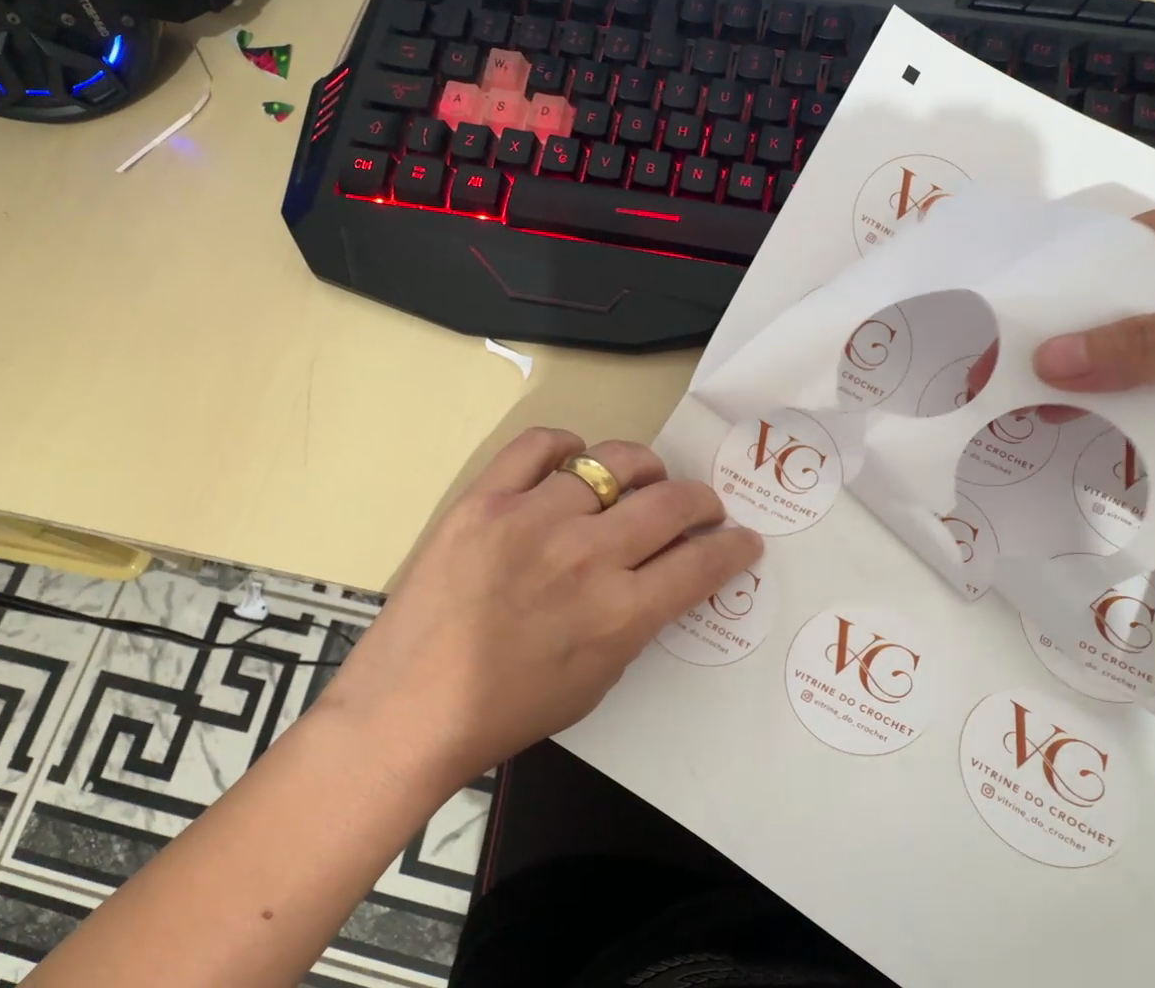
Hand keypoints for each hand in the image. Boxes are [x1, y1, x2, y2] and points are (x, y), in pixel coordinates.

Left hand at [317, 429, 761, 787]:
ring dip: (644, 468)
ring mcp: (533, 519)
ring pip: (613, 462)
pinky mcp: (485, 499)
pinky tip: (575, 457)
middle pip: (670, 503)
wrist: (411, 706)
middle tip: (702, 507)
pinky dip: (568, 443)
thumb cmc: (507, 711)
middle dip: (702, 502)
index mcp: (620, 613)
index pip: (702, 563)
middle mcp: (587, 555)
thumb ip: (633, 624)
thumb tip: (655, 580)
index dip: (733, 548)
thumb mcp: (596, 683)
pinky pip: (538, 445)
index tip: (742, 540)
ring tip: (645, 477)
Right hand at [1025, 186, 1154, 583]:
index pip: (1127, 249)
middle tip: (1004, 381)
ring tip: (1033, 415)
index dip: (1068, 286)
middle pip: (1130, 304)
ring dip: (1107, 384)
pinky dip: (1141, 409)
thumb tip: (1045, 359)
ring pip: (1148, 353)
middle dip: (1078, 343)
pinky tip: (1096, 435)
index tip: (1004, 328)